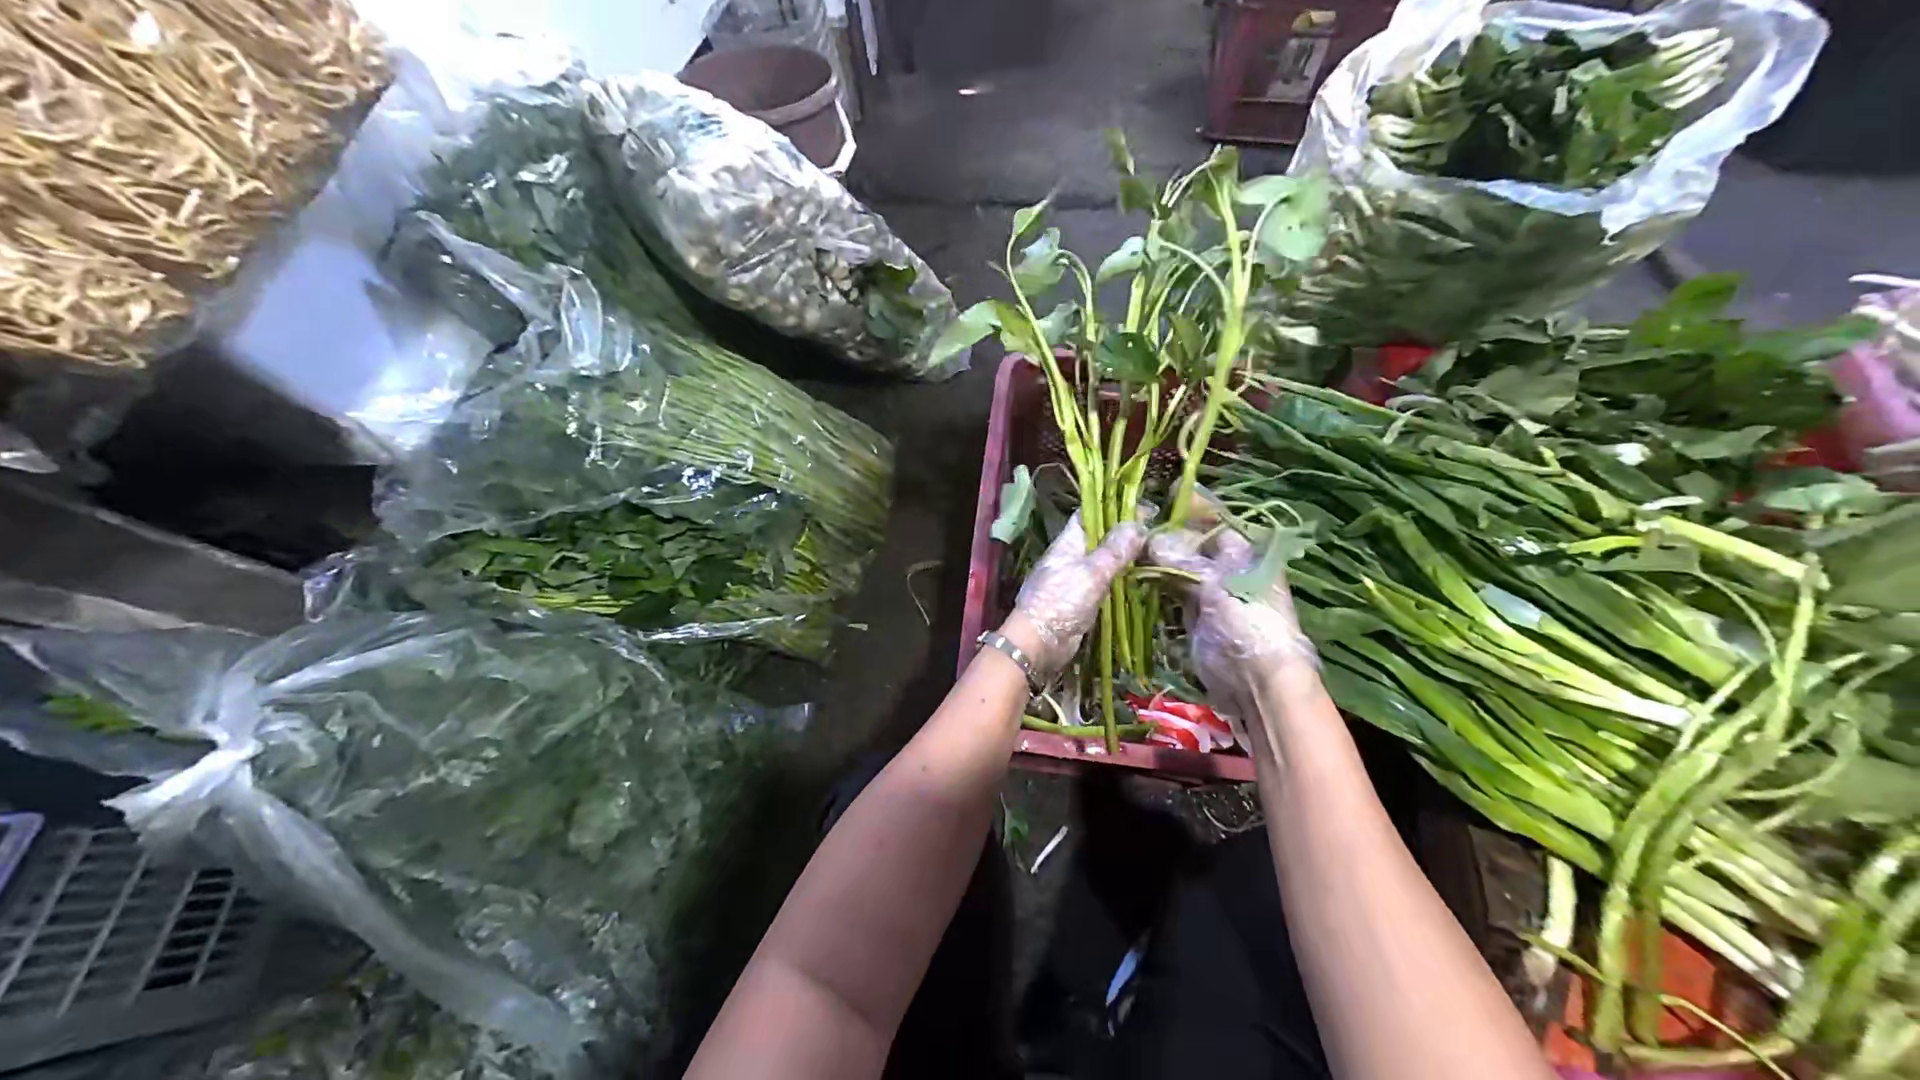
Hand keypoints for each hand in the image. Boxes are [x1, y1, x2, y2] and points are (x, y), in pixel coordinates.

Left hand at [1003, 510, 1148, 676]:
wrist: (1039, 642)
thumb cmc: (1061, 602)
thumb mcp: (1092, 572)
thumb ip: (1114, 550)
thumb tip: (1138, 525)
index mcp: (1068, 542)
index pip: (1090, 514)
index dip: (1115, 508)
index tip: (1145, 510)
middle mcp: (1070, 556)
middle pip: (1099, 537)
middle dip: (1124, 534)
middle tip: (1156, 535)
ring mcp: (1074, 578)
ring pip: (1103, 560)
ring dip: (1124, 558)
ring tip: (1153, 554)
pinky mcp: (1080, 599)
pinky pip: (1103, 582)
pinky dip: (1118, 578)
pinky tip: (1137, 580)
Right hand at [1145, 498, 1315, 723]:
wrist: (1257, 681)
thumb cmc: (1248, 620)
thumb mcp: (1216, 583)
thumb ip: (1181, 558)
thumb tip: (1150, 538)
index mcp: (1246, 551)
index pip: (1214, 519)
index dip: (1189, 507)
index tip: (1160, 496)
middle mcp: (1229, 566)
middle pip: (1193, 542)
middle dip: (1166, 534)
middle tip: (1133, 522)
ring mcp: (1211, 591)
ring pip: (1179, 566)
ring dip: (1157, 558)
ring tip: (1128, 544)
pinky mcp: (1194, 615)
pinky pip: (1172, 590)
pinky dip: (1155, 582)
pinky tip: (1134, 571)